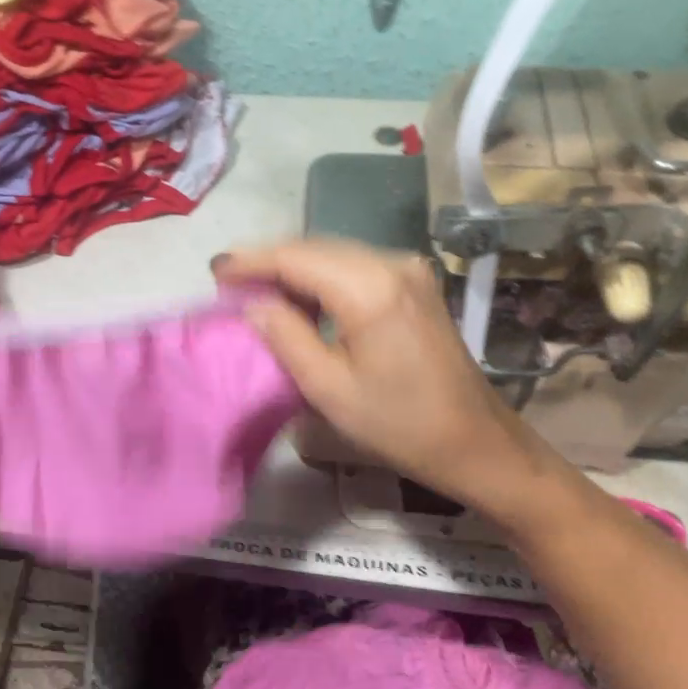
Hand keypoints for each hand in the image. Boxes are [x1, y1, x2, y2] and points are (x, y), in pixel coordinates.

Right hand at [215, 239, 568, 522]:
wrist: (472, 440)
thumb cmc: (397, 423)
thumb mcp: (329, 388)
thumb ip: (286, 336)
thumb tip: (253, 304)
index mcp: (370, 289)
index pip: (296, 257)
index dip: (251, 261)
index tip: (214, 271)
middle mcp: (393, 264)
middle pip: (316, 248)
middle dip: (269, 261)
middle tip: (227, 282)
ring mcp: (410, 271)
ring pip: (335, 254)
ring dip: (294, 269)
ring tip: (254, 290)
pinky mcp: (416, 285)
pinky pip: (356, 267)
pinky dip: (321, 277)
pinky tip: (300, 298)